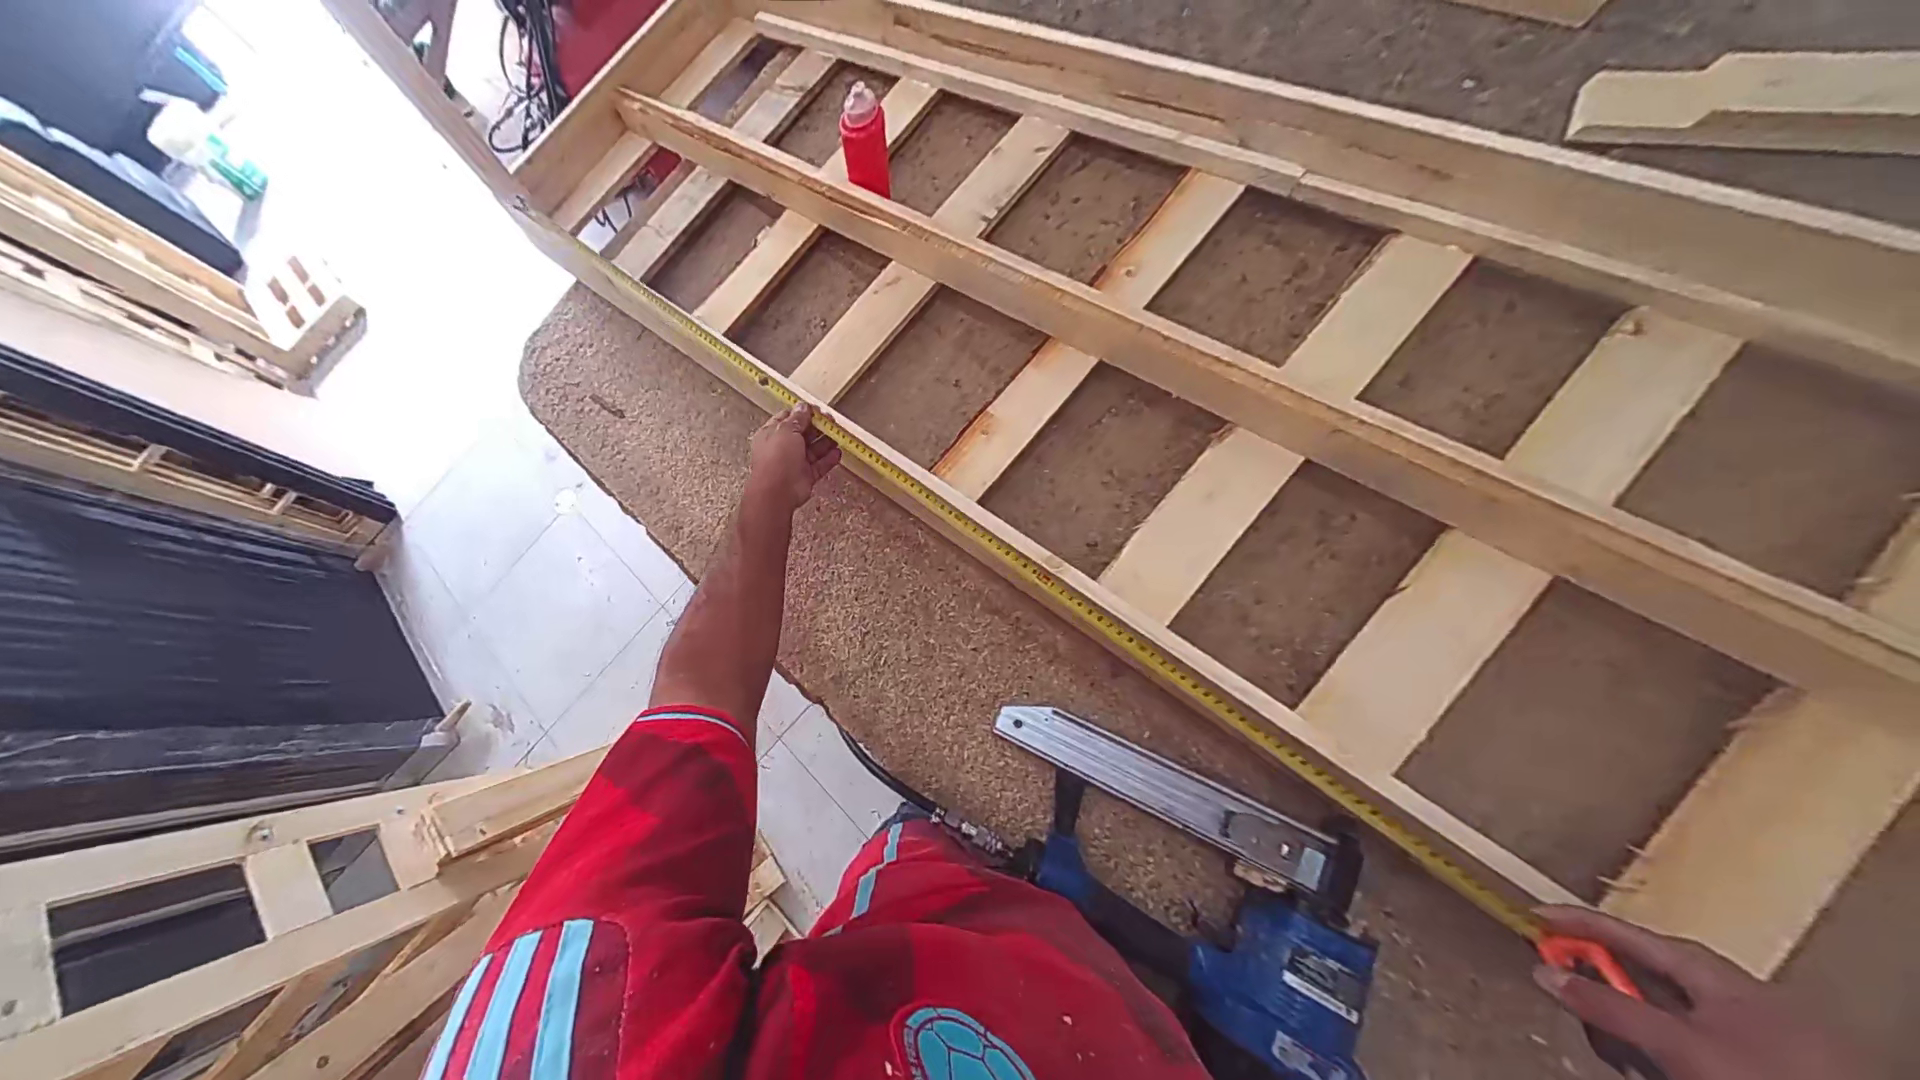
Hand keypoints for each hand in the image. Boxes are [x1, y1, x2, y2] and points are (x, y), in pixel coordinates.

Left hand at [746, 403, 841, 513]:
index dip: (802, 413)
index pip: (788, 419)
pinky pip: (820, 465)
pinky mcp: (805, 476)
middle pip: (803, 433)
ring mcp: (794, 462)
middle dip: (818, 427)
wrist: (778, 491)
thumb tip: (803, 407)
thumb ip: (797, 418)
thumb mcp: (786, 430)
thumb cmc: (776, 459)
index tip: (817, 411)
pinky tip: (838, 452)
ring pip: (813, 449)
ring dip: (826, 442)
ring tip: (838, 435)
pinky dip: (829, 459)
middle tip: (832, 422)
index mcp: (772, 433)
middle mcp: (783, 447)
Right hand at [1533, 906, 1868, 1079]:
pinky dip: (1658, 1045)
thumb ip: (1607, 1007)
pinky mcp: (1748, 1051)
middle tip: (1583, 1012)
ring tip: (1631, 1057)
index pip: (1616, 928)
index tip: (1527, 916)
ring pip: (1655, 1007)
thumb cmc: (1766, 1075)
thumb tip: (1544, 972)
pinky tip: (1659, 1067)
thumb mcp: (1677, 1043)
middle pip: (1634, 971)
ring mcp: (1737, 1020)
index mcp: (1700, 965)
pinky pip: (1681, 1033)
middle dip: (1602, 991)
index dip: (1569, 921)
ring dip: (1630, 1027)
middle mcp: (1716, 983)